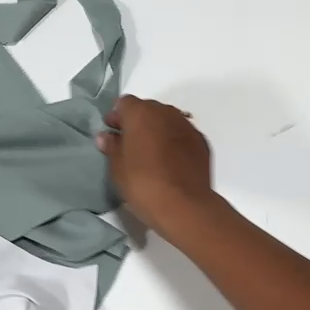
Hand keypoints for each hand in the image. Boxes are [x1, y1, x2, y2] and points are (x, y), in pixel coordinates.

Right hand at [97, 95, 220, 236]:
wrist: (184, 206)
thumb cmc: (142, 183)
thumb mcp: (117, 167)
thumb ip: (111, 146)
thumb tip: (107, 136)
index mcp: (141, 113)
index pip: (125, 103)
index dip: (117, 117)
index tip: (112, 133)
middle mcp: (166, 112)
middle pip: (148, 109)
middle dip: (137, 122)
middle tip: (130, 144)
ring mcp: (187, 126)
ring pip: (167, 121)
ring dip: (157, 131)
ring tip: (151, 154)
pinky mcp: (202, 142)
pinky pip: (182, 135)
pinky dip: (174, 142)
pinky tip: (170, 162)